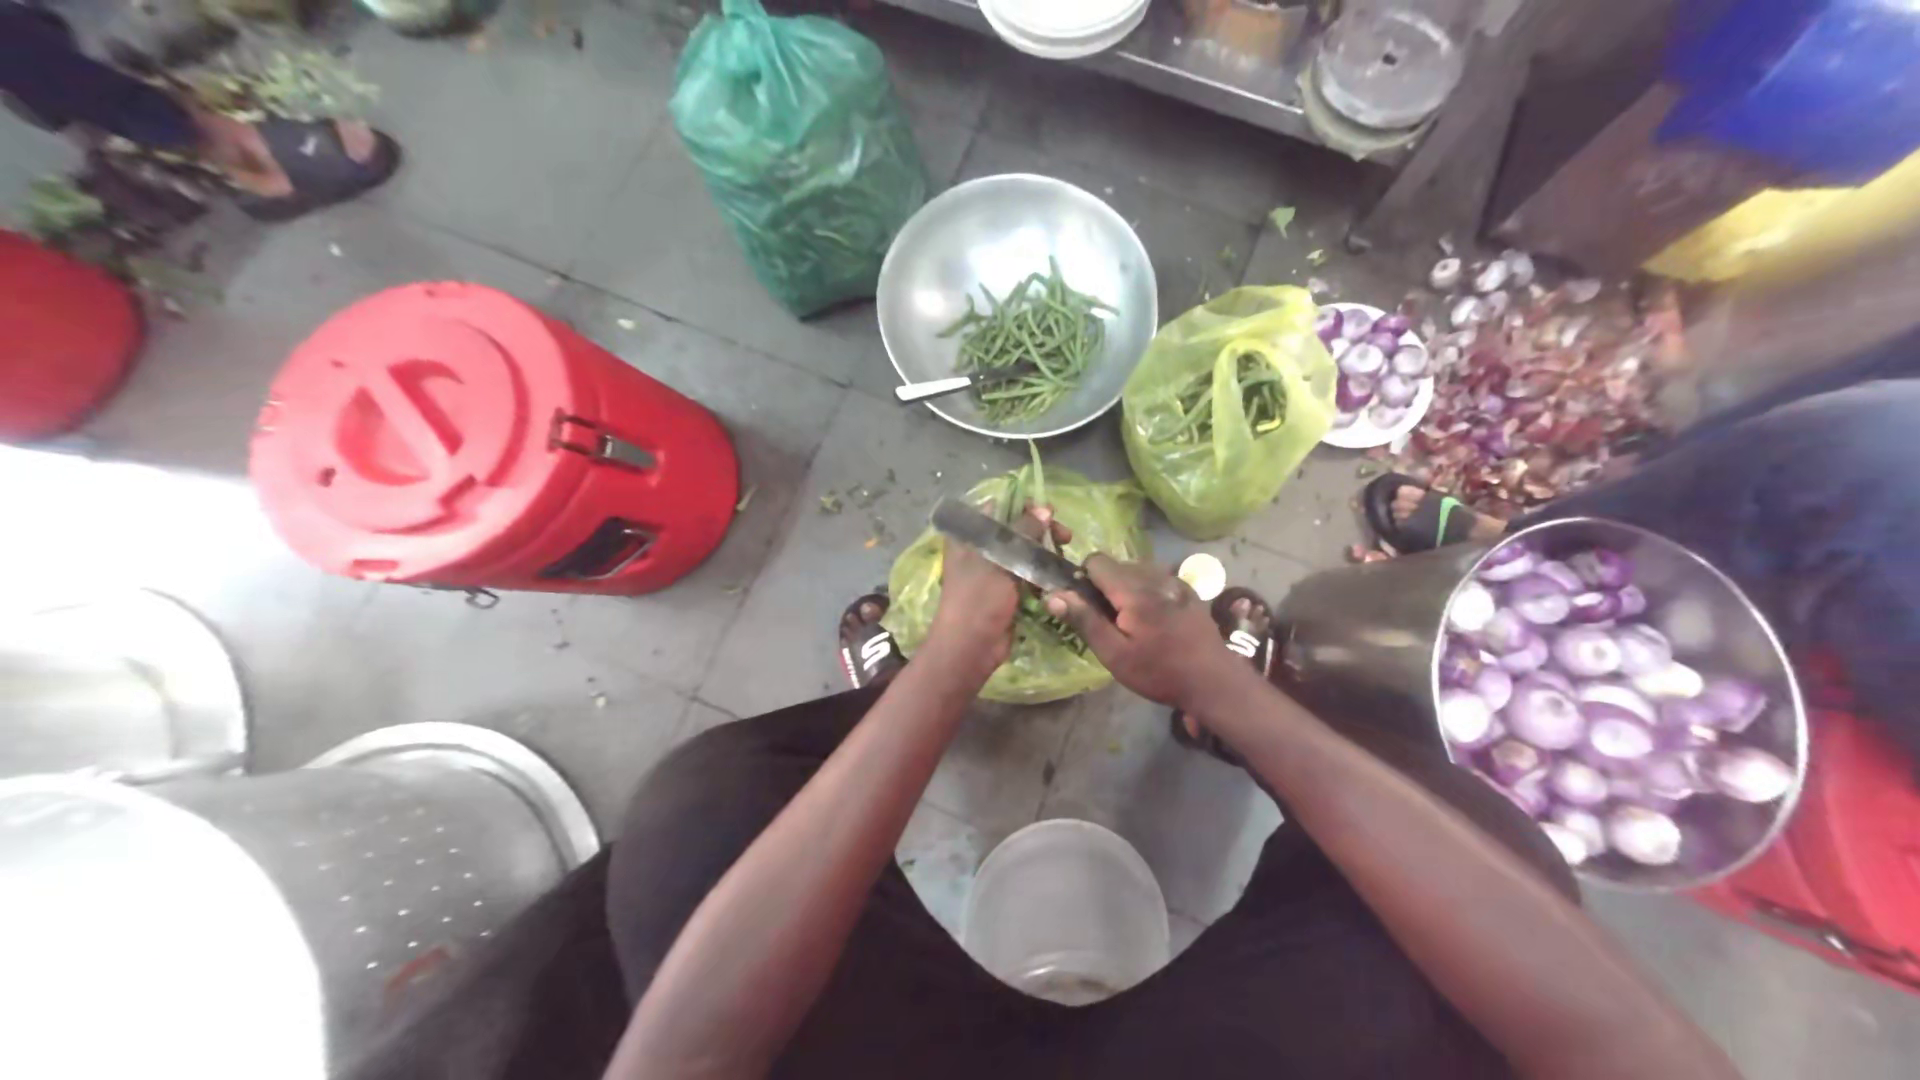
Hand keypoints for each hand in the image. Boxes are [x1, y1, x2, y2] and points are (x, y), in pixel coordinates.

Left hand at [928, 505, 1070, 671]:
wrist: (971, 645)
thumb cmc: (978, 598)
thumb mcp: (1000, 559)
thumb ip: (1023, 532)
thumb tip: (1045, 510)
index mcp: (970, 535)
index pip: (998, 507)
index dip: (1025, 506)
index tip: (1050, 512)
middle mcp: (981, 547)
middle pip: (1015, 528)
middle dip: (1041, 529)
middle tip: (1065, 536)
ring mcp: (995, 570)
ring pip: (1025, 551)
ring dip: (1045, 550)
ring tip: (1066, 552)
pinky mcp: (1008, 590)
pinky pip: (1028, 573)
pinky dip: (1043, 570)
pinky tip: (1060, 572)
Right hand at [1044, 555, 1251, 710]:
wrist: (1214, 683)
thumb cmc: (1159, 672)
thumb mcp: (1114, 654)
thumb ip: (1084, 620)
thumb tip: (1053, 595)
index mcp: (1134, 590)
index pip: (1096, 560)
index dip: (1084, 579)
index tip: (1088, 606)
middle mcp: (1156, 576)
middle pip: (1116, 564)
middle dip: (1106, 586)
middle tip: (1110, 621)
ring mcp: (1176, 581)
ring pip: (1136, 569)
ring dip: (1126, 587)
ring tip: (1132, 621)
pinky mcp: (1189, 589)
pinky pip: (1157, 577)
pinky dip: (1147, 590)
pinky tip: (1154, 619)